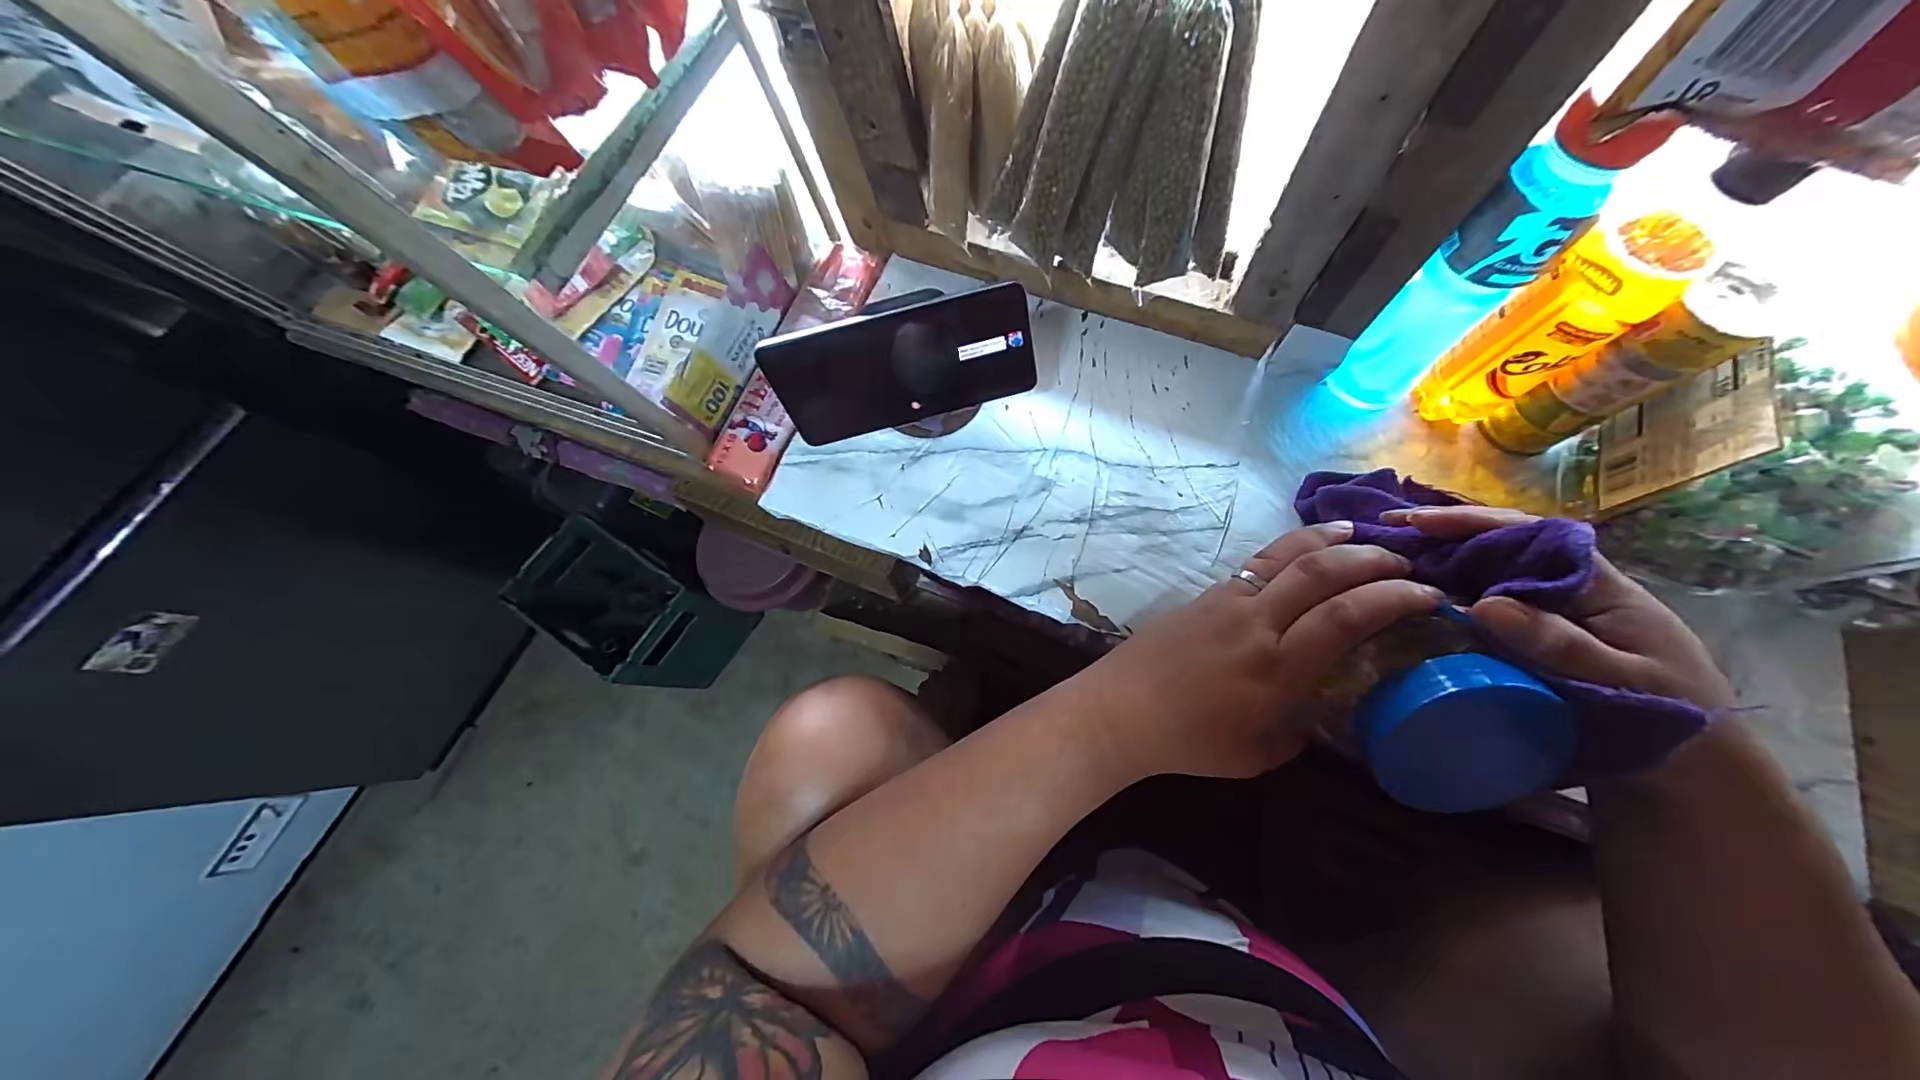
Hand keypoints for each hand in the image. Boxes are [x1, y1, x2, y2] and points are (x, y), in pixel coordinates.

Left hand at [1079, 521, 1443, 779]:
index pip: (1346, 618)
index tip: (1429, 596)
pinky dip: (1287, 552)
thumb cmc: (1187, 742)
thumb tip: (1319, 713)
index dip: (1393, 600)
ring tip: (1359, 534)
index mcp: (1275, 668)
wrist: (1119, 711)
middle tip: (1404, 564)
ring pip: (1283, 556)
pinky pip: (1254, 565)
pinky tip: (1299, 553)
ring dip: (1327, 540)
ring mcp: (1225, 602)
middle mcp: (1254, 624)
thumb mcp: (1257, 754)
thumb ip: (1297, 731)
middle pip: (1320, 573)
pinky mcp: (1203, 595)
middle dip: (1371, 561)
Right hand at [1379, 505, 1734, 711]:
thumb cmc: (1669, 716)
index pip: (1524, 533)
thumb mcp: (1624, 681)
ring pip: (1479, 575)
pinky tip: (1406, 603)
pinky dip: (1440, 598)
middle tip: (1381, 535)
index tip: (1414, 523)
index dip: (1467, 522)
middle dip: (1437, 536)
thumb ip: (1561, 644)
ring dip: (1433, 565)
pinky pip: (1475, 607)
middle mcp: (1559, 588)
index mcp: (1592, 583)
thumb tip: (1482, 605)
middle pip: (1493, 546)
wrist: (1690, 768)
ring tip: (1379, 563)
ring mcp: (1540, 614)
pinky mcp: (1523, 639)